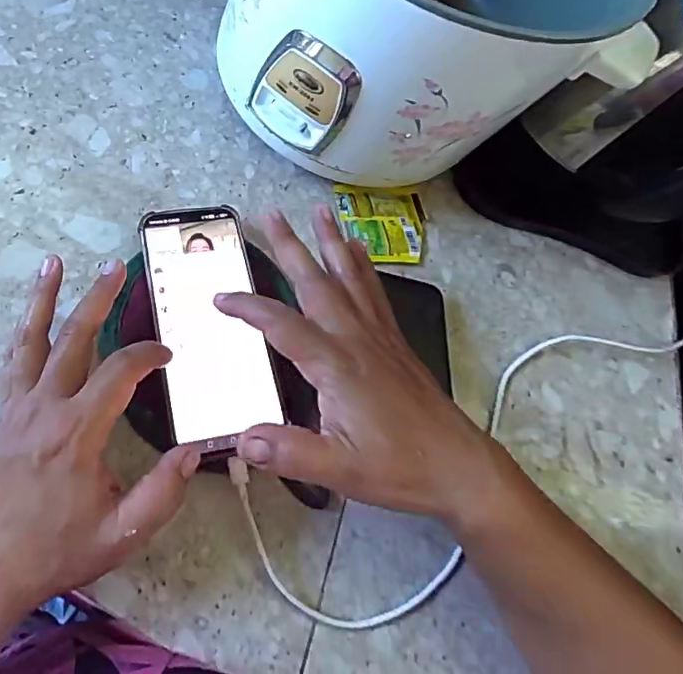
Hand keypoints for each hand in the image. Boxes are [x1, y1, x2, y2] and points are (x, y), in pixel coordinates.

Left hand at [0, 255, 199, 613]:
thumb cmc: (56, 551)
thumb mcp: (120, 534)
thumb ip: (161, 493)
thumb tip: (193, 450)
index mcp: (77, 432)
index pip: (119, 372)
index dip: (147, 355)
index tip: (167, 356)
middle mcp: (46, 407)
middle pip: (75, 338)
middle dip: (98, 299)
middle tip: (115, 267)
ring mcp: (19, 406)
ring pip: (34, 339)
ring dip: (45, 297)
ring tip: (53, 262)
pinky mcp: (5, 412)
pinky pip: (14, 361)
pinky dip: (24, 330)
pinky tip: (30, 313)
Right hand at [214, 207, 522, 529]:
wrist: (460, 466)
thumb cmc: (400, 468)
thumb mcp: (339, 470)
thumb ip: (288, 453)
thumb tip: (241, 440)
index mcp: (335, 365)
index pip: (281, 325)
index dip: (248, 307)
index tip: (221, 298)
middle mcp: (354, 339)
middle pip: (316, 283)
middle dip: (291, 247)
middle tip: (273, 215)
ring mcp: (377, 335)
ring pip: (348, 277)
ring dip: (331, 242)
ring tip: (320, 212)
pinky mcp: (393, 340)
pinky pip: (373, 291)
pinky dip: (362, 265)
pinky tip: (359, 248)